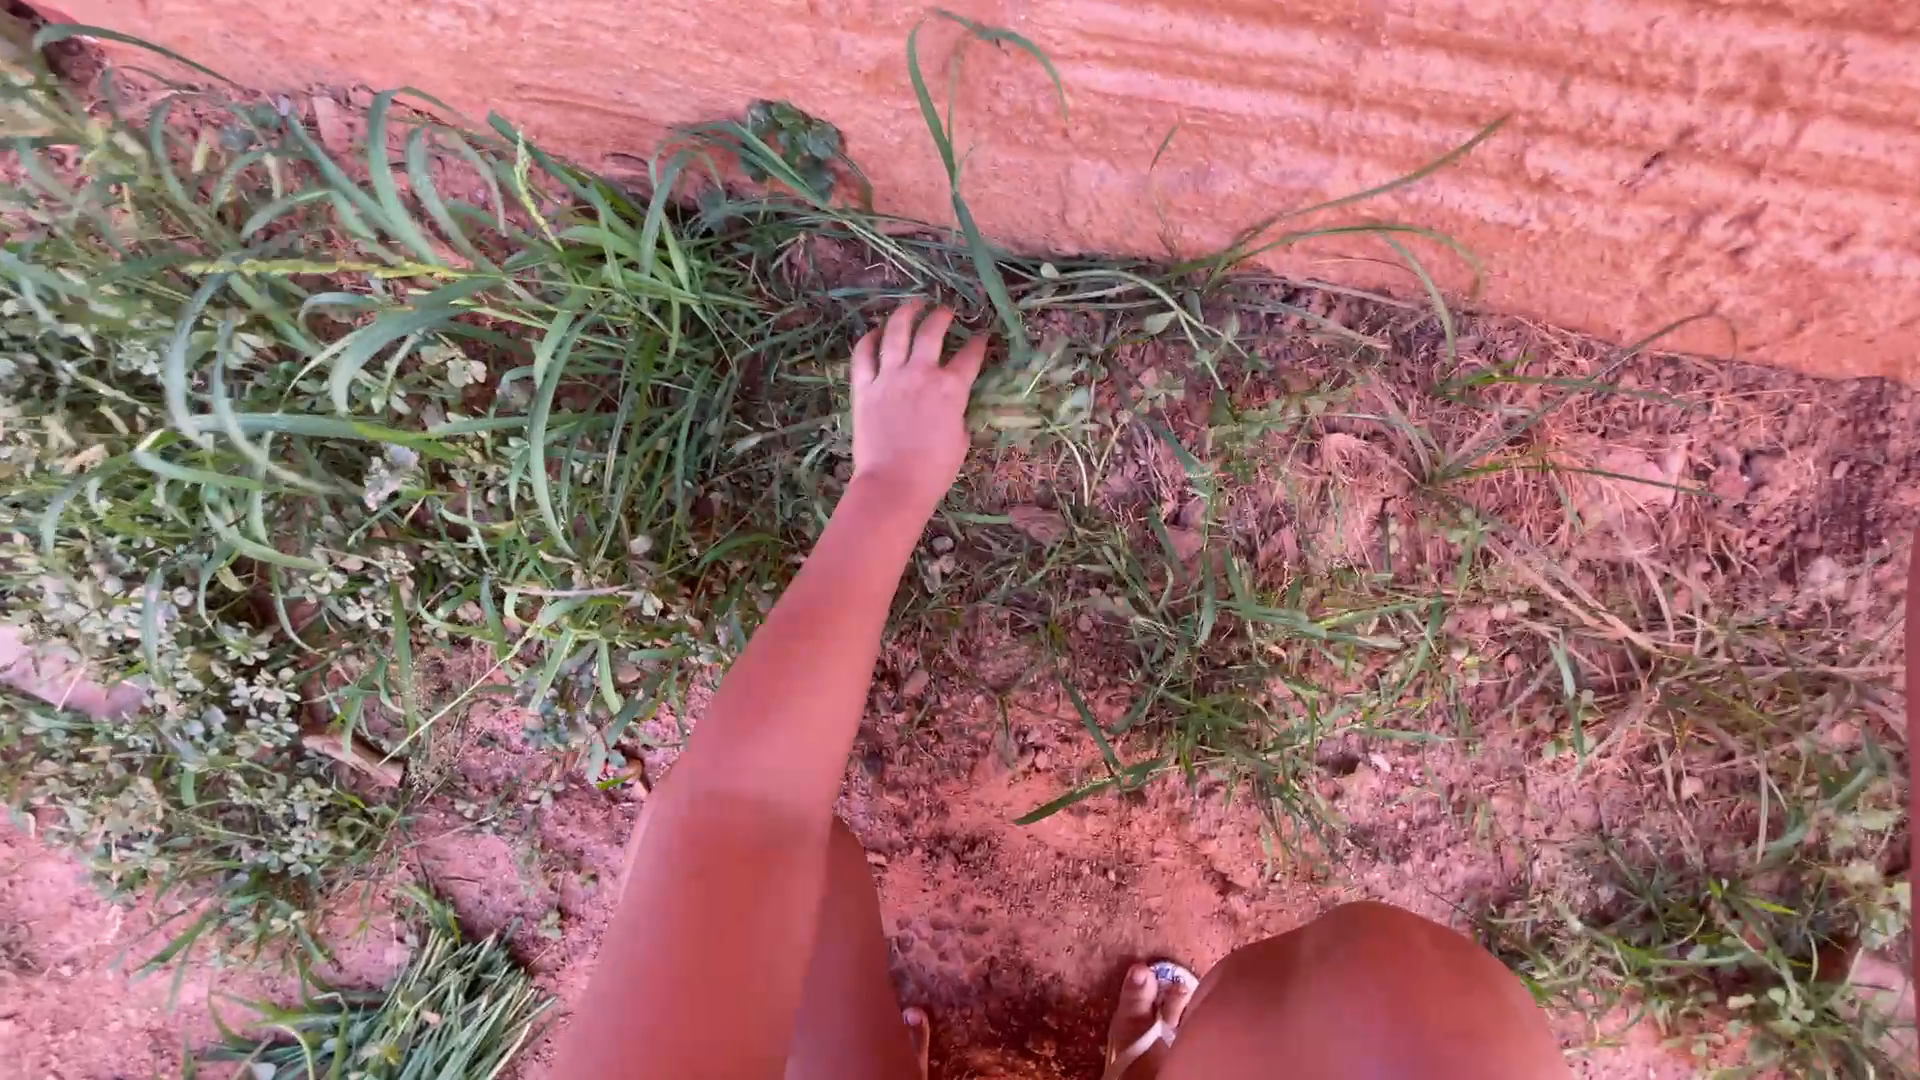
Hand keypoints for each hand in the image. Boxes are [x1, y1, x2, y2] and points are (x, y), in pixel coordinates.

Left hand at [849, 298, 987, 513]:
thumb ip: (959, 414)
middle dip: (942, 316)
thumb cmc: (934, 471)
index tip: (982, 337)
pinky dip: (869, 339)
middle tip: (946, 312)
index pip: (971, 356)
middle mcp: (921, 374)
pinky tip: (875, 332)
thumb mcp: (960, 440)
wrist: (894, 484)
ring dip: (906, 313)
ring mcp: (889, 377)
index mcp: (951, 389)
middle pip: (932, 331)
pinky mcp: (864, 387)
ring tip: (913, 304)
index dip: (979, 344)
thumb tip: (955, 405)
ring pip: (897, 331)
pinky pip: (863, 354)